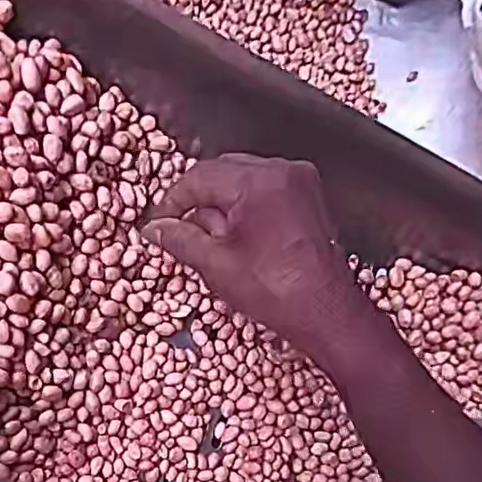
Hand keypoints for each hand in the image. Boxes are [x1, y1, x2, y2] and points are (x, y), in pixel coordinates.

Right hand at [142, 154, 368, 351]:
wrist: (324, 311)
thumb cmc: (274, 291)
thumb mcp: (214, 264)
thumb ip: (180, 238)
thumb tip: (157, 229)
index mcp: (257, 183)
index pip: (199, 177)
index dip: (173, 200)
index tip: (160, 221)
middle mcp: (282, 172)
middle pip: (222, 171)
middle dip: (197, 199)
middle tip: (178, 227)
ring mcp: (300, 182)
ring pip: (244, 178)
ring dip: (221, 203)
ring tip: (208, 238)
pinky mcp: (308, 197)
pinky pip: (265, 189)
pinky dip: (245, 205)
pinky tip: (235, 236)